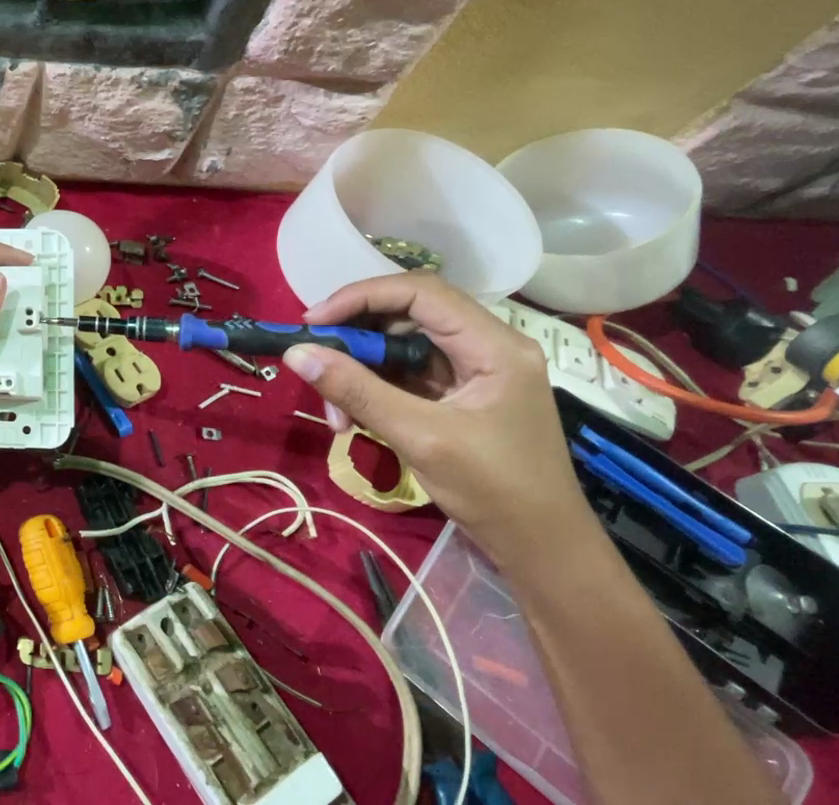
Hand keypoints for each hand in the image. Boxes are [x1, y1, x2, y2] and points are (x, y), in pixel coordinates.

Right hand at [280, 273, 592, 569]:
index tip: (313, 322)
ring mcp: (472, 371)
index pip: (419, 292)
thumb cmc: (494, 490)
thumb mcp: (420, 437)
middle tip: (313, 363)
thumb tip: (296, 353)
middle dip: (353, 340)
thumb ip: (357, 391)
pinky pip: (403, 374)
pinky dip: (371, 390)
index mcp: (494, 346)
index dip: (361, 297)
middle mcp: (486, 346)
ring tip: (336, 416)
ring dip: (357, 372)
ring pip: (398, 347)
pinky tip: (352, 419)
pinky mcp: (457, 394)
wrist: (541, 547)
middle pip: (404, 315)